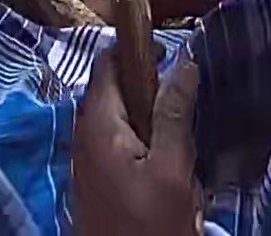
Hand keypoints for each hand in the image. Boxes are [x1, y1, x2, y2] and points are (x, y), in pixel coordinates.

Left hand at [73, 47, 201, 234]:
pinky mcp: (97, 180)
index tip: (172, 57)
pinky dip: (148, 155)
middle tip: (183, 125)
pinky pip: (124, 149)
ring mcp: (89, 157)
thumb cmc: (146, 229)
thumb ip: (174, 114)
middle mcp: (85, 130)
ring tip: (179, 166)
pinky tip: (168, 186)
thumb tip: (184, 62)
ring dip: (156, 134)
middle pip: (120, 91)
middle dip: (154, 101)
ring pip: (126, 122)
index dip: (138, 51)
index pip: (109, 61)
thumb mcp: (170, 171)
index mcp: (97, 118)